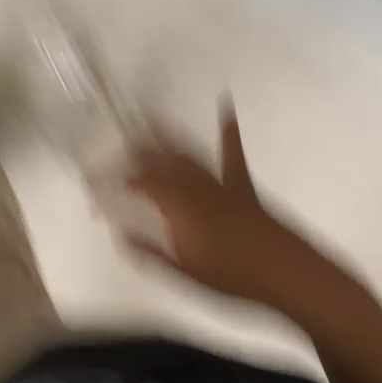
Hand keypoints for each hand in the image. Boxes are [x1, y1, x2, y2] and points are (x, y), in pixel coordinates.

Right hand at [116, 101, 295, 303]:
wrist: (287, 276)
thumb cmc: (232, 279)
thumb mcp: (183, 273)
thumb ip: (149, 252)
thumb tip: (118, 234)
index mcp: (178, 207)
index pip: (137, 184)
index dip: (113, 181)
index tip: (94, 185)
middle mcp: (195, 187)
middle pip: (158, 161)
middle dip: (134, 152)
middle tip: (116, 149)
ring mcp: (219, 182)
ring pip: (186, 152)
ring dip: (164, 134)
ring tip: (147, 117)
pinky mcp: (242, 186)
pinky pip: (232, 152)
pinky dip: (227, 128)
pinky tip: (225, 103)